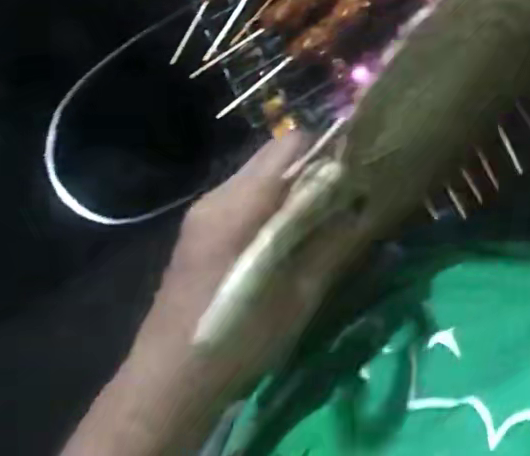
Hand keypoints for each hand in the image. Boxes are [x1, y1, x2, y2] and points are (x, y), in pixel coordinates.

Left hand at [63, 131, 365, 455]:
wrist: (167, 384)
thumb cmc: (240, 339)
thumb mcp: (299, 294)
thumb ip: (332, 242)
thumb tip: (362, 206)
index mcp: (242, 204)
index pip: (291, 143)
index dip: (326, 150)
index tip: (351, 173)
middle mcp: (219, 194)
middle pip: (273, 154)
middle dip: (309, 166)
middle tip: (337, 196)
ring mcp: (203, 210)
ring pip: (257, 173)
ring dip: (288, 185)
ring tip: (313, 217)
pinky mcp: (198, 228)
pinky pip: (242, 195)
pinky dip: (267, 201)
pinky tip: (280, 236)